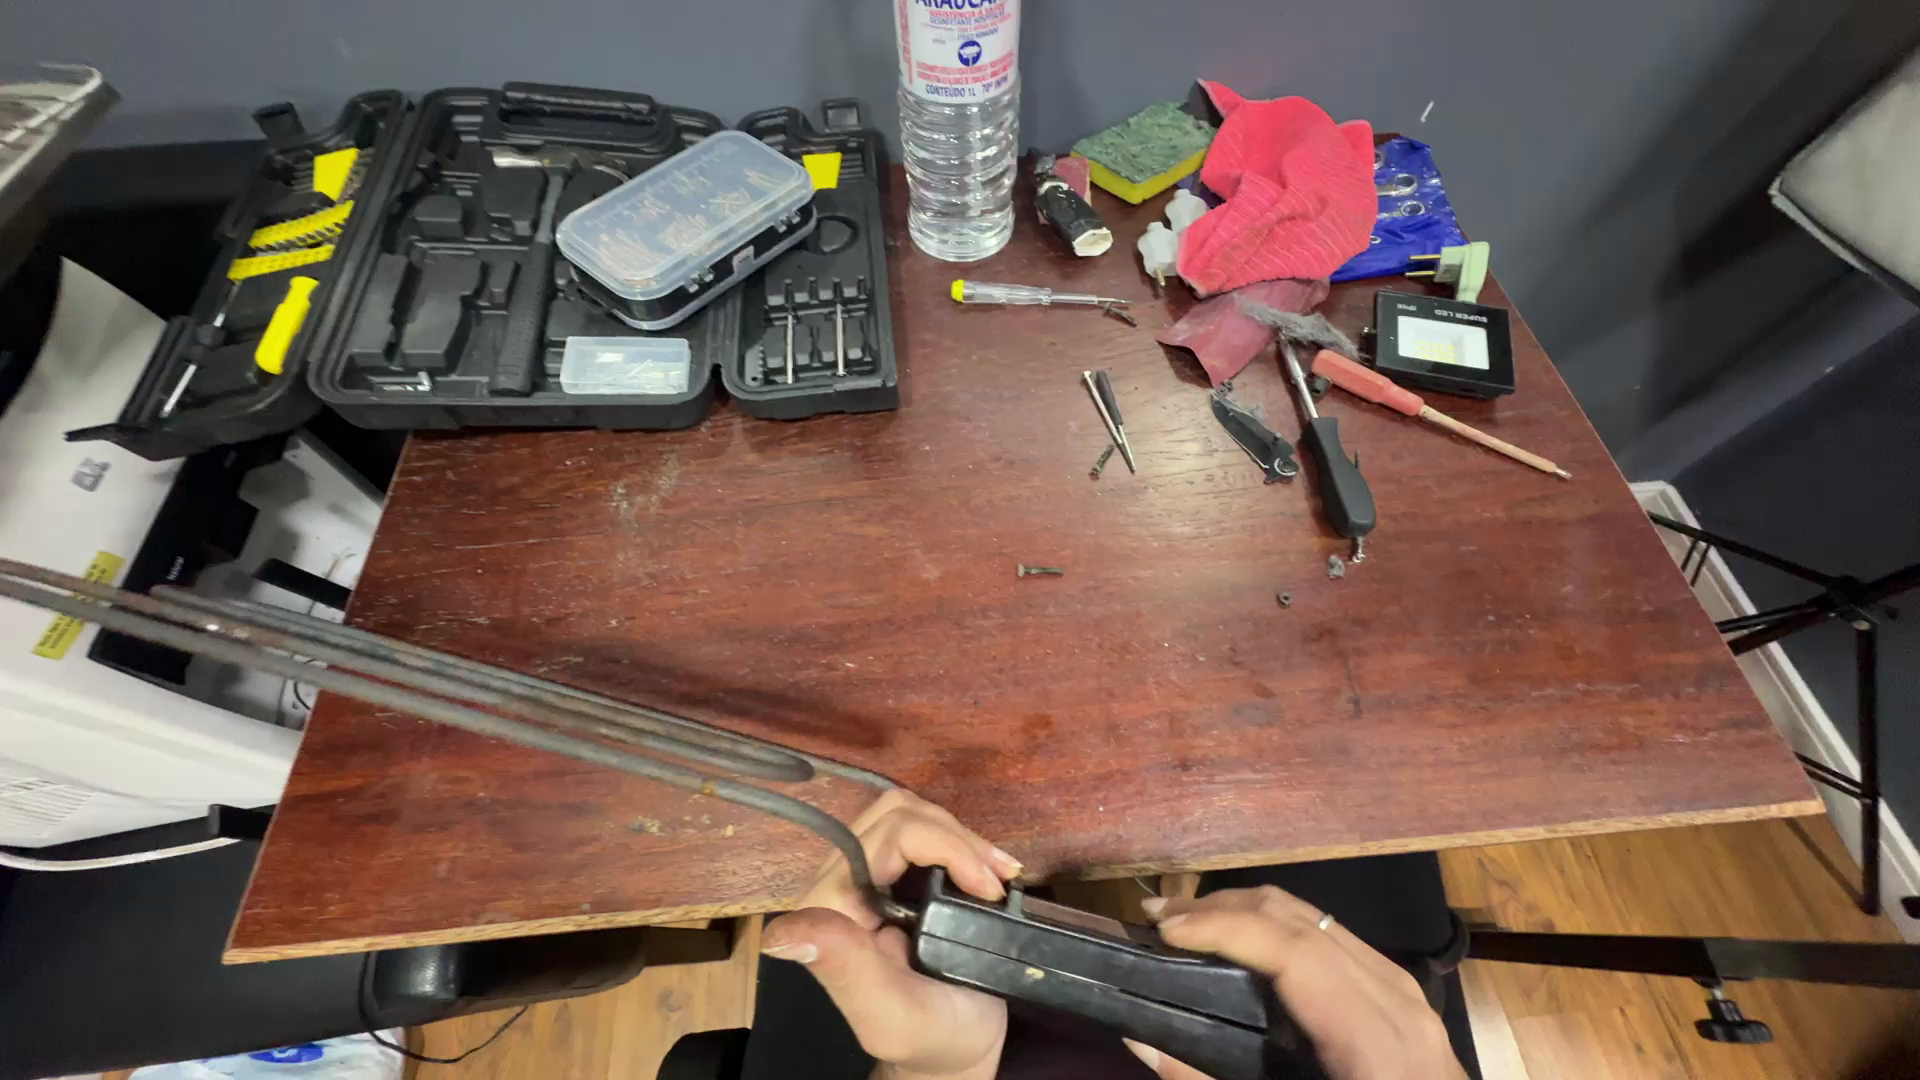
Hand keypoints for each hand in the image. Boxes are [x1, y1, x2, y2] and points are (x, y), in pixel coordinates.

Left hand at [762, 789, 1023, 1079]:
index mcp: (829, 908)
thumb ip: (847, 969)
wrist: (952, 1047)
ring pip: (911, 812)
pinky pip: (922, 827)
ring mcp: (866, 869)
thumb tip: (783, 932)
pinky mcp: (891, 868)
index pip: (888, 836)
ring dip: (961, 838)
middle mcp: (839, 879)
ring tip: (998, 877)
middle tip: (997, 882)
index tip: (989, 888)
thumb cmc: (929, 1039)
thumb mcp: (892, 1016)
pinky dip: (961, 842)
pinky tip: (989, 871)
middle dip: (957, 839)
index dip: (945, 846)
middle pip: (898, 814)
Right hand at [1130, 886, 1466, 1079]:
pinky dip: (1269, 923)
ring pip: (1308, 914)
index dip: (1222, 926)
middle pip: (1294, 918)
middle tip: (1157, 914)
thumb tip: (1138, 1036)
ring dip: (1239, 908)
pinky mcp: (1395, 987)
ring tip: (1185, 917)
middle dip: (1218, 908)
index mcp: (1375, 1041)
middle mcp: (1393, 996)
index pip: (1291, 948)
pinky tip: (1236, 935)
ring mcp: (1400, 986)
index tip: (1163, 928)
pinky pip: (1322, 931)